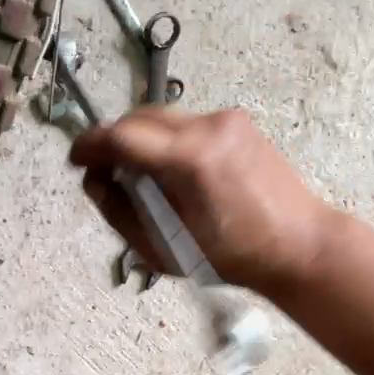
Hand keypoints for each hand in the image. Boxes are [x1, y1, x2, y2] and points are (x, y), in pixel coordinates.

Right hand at [69, 108, 342, 291]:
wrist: (298, 244)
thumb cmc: (228, 256)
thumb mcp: (160, 247)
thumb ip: (118, 210)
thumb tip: (94, 180)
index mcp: (189, 160)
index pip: (122, 135)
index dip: (90, 144)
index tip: (75, 159)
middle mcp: (208, 127)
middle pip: (139, 118)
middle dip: (112, 140)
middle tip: (100, 171)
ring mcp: (226, 120)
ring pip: (161, 118)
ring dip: (138, 140)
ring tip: (134, 176)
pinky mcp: (237, 123)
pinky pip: (184, 125)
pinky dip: (164, 142)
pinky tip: (168, 173)